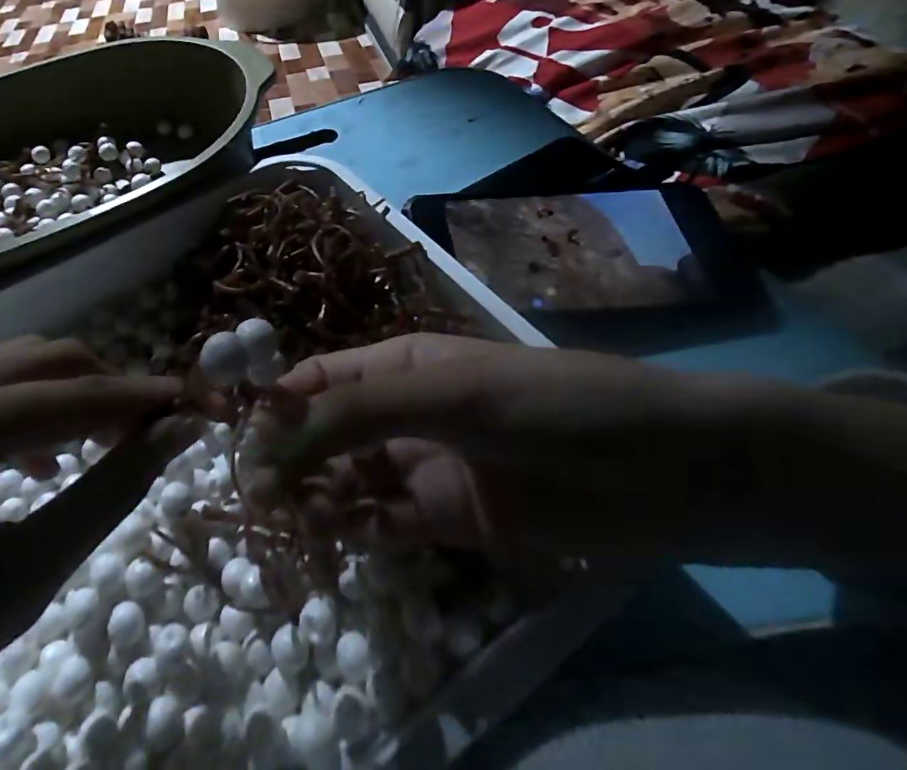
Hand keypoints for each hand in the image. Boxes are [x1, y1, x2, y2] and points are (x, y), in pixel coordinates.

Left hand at [0, 337, 196, 769]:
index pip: (67, 397)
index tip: (205, 406)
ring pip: (9, 366)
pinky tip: (40, 459)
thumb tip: (180, 433)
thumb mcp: (19, 581)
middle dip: (111, 389)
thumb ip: (108, 493)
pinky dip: (24, 409)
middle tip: (163, 432)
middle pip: (42, 360)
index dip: (144, 401)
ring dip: (71, 395)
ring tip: (113, 443)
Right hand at [270, 334, 906, 588]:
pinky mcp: (452, 521)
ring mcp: (427, 468)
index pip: (321, 379)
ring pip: (350, 481)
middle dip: (289, 458)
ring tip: (282, 524)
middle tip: (254, 499)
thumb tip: (270, 437)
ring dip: (315, 497)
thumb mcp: (451, 392)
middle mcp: (407, 413)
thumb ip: (361, 410)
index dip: (278, 406)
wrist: (667, 470)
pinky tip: (329, 542)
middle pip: (328, 432)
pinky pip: (386, 524)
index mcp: (404, 364)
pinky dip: (354, 532)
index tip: (239, 443)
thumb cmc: (552, 404)